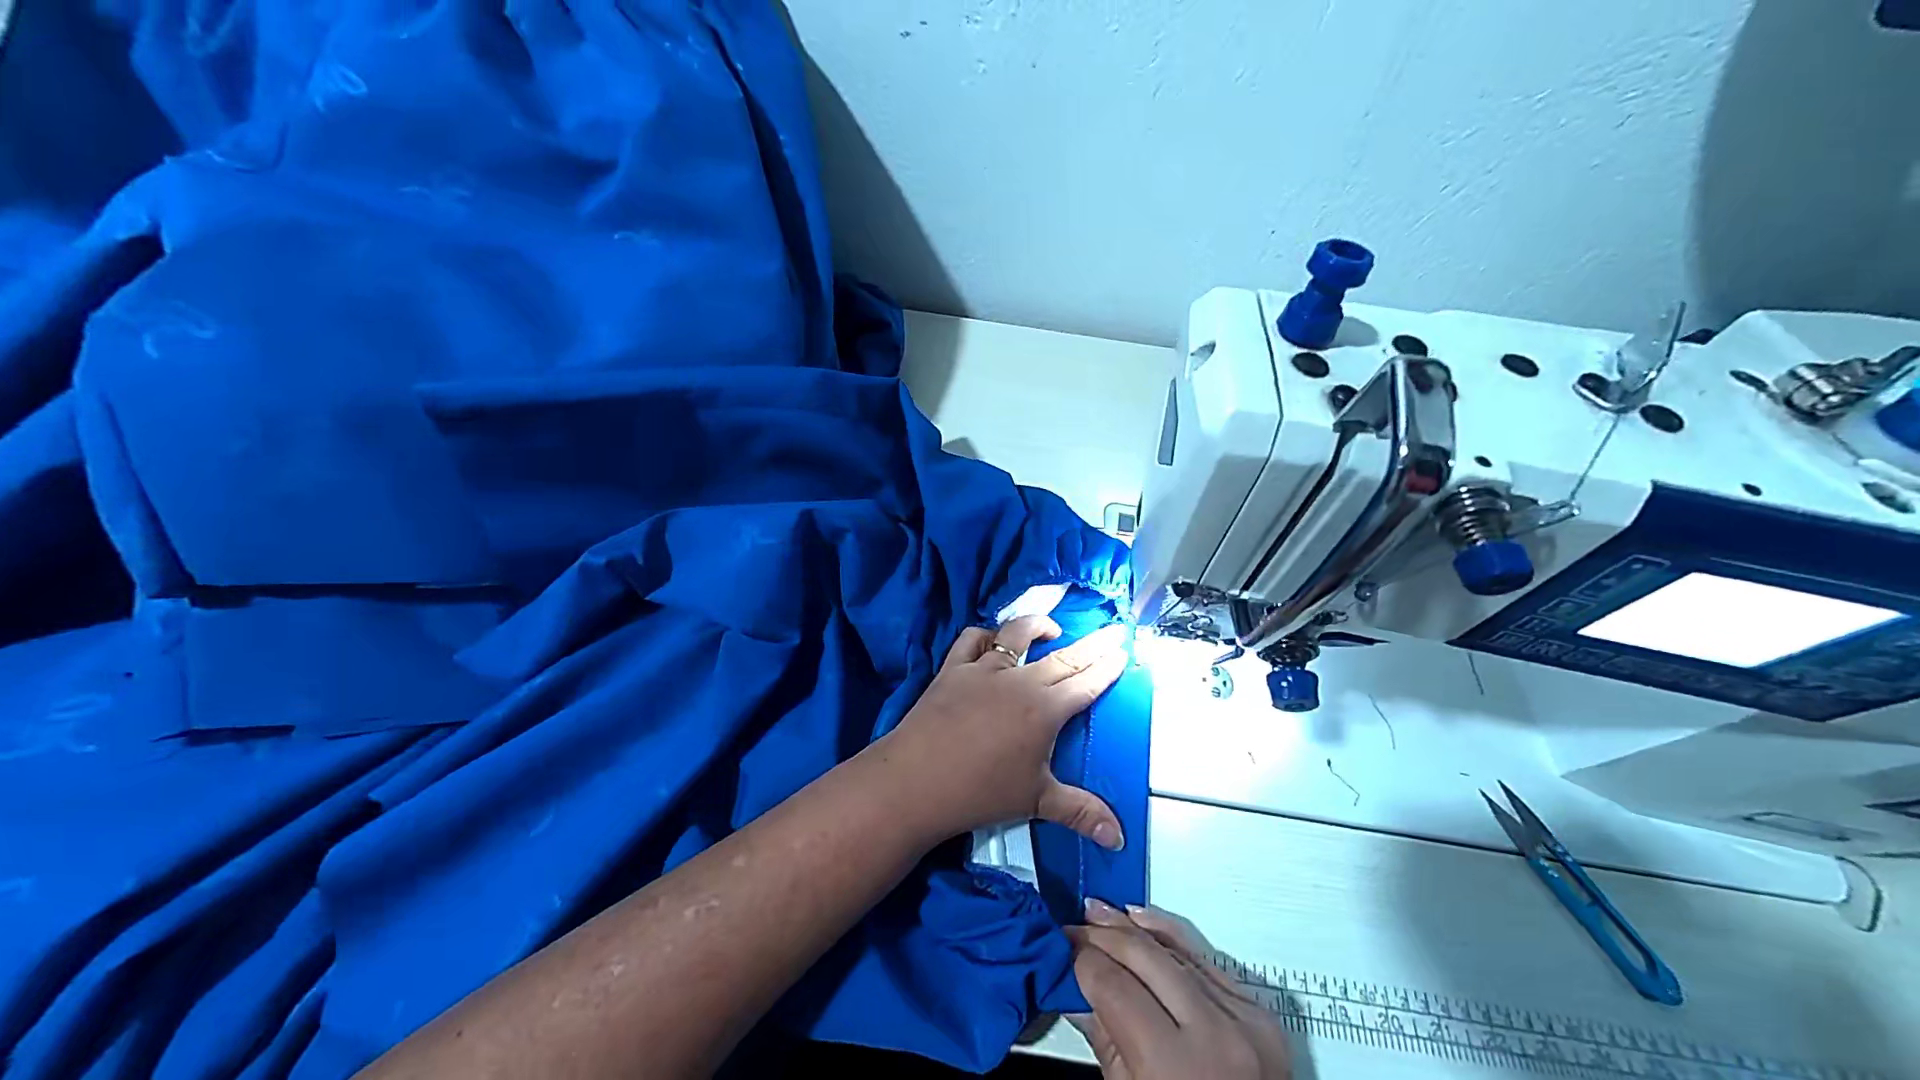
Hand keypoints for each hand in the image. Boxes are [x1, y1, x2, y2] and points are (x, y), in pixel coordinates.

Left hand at [864, 615, 1129, 847]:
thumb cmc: (981, 792)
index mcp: (1045, 710)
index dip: (1107, 667)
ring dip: (1038, 626)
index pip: (1086, 683)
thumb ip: (1080, 812)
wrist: (917, 780)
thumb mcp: (1036, 802)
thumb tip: (1119, 839)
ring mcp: (983, 670)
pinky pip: (972, 640)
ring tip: (1053, 629)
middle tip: (1111, 630)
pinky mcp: (953, 669)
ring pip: (1016, 636)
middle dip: (1092, 644)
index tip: (1122, 649)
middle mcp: (1019, 681)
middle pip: (1063, 656)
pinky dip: (985, 636)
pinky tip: (992, 641)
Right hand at [1068, 901, 1290, 1079]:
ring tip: (1099, 912)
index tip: (1062, 949)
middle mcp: (1214, 1034)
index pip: (1113, 986)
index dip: (1082, 961)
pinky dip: (1172, 938)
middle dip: (1102, 937)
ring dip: (1132, 928)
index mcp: (1173, 1067)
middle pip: (1144, 957)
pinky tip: (1144, 921)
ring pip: (1175, 950)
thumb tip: (1077, 988)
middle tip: (1074, 928)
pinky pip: (1207, 961)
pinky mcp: (1261, 1014)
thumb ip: (1105, 1040)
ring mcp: (1244, 1021)